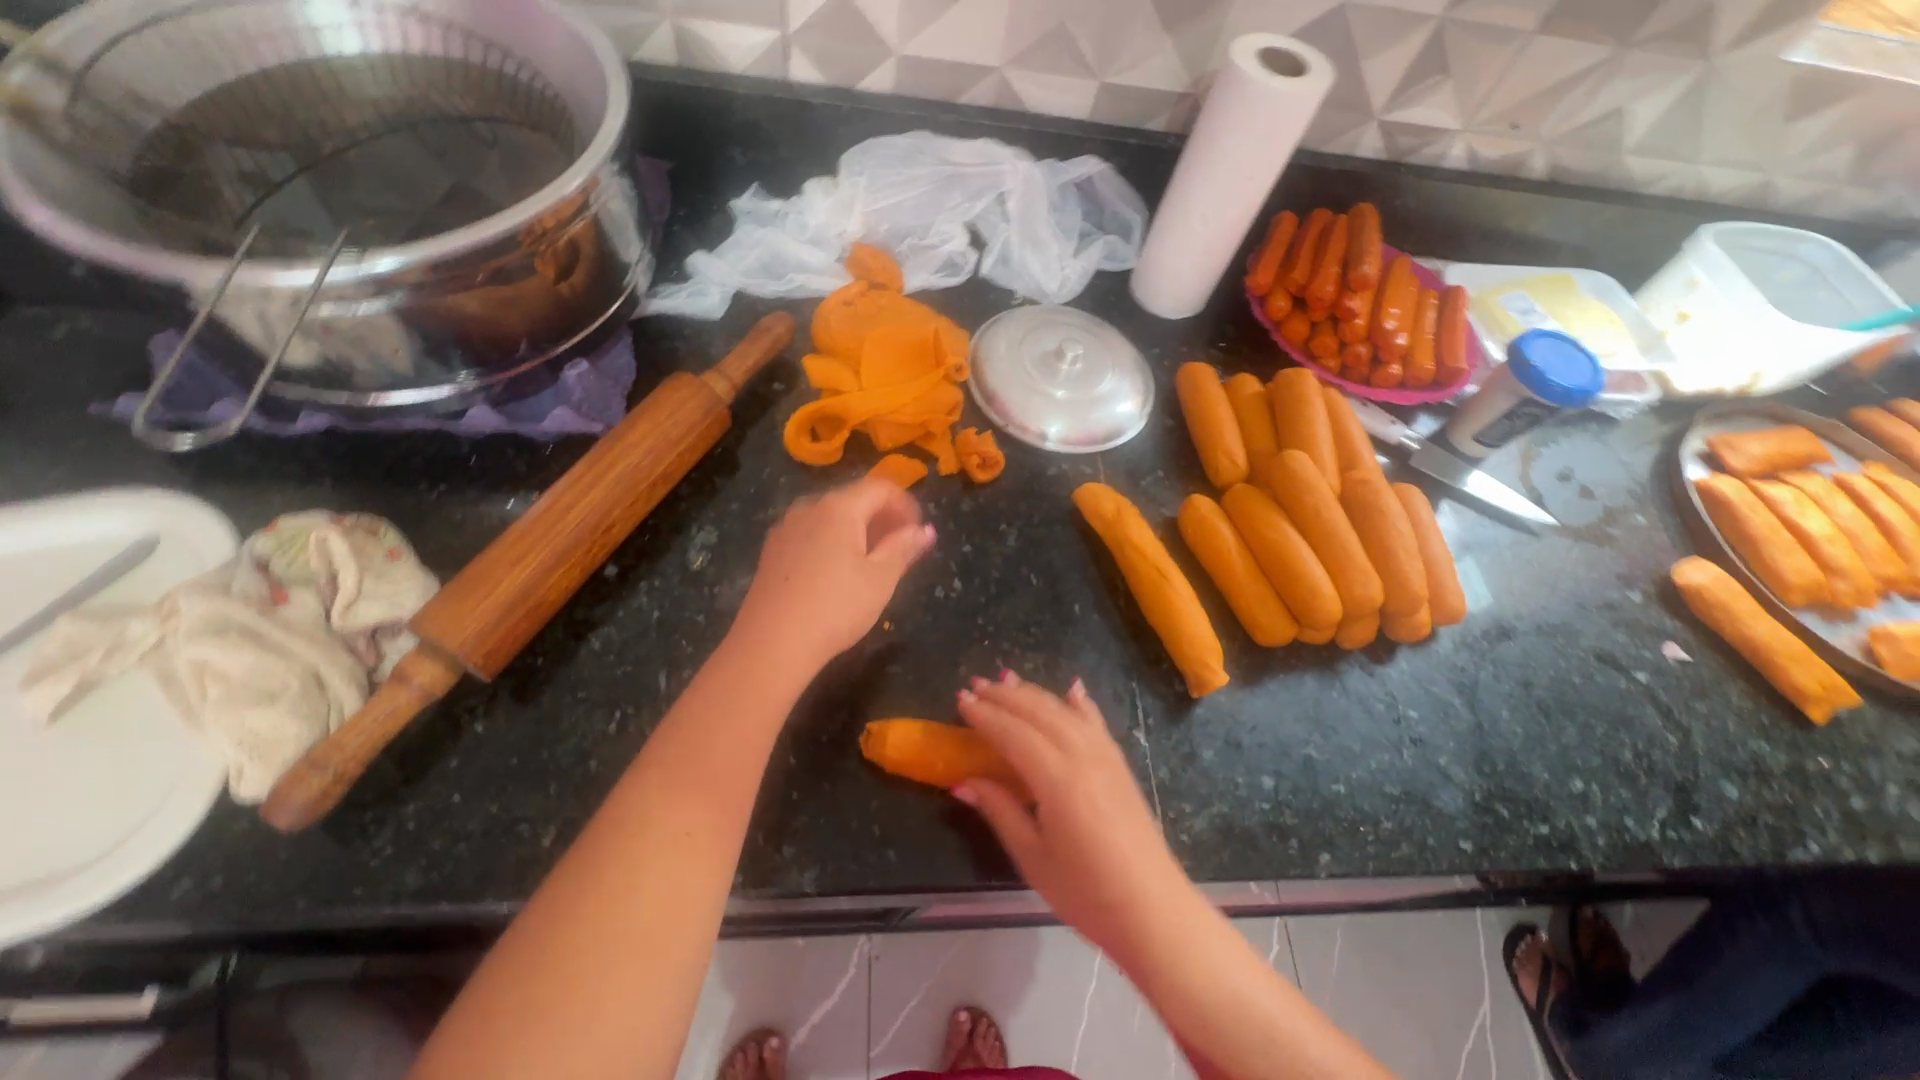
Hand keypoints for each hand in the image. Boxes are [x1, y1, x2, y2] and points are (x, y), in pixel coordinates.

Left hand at [731, 478, 934, 672]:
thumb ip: (904, 548)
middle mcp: (809, 508)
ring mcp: (785, 529)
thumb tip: (926, 529)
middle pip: (853, 499)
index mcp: (839, 507)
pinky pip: (811, 534)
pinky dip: (832, 542)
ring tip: (871, 562)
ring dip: (856, 530)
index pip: (880, 487)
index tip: (918, 532)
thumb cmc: (836, 607)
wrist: (771, 643)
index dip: (906, 504)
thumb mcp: (880, 579)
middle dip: (882, 518)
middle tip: (900, 548)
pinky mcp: (772, 552)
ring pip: (830, 517)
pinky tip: (837, 573)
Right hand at [953, 673, 1195, 959]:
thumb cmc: (1086, 893)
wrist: (1153, 910)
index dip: (985, 715)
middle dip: (1005, 696)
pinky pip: (1096, 723)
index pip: (1014, 734)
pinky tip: (1072, 689)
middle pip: (1039, 713)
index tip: (960, 700)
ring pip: (1066, 712)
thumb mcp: (1032, 857)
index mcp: (1057, 780)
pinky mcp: (1121, 767)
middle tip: (975, 684)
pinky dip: (1080, 703)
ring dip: (1035, 694)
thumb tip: (963, 781)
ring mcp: (1107, 759)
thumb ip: (1000, 811)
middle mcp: (1083, 758)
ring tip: (1008, 679)